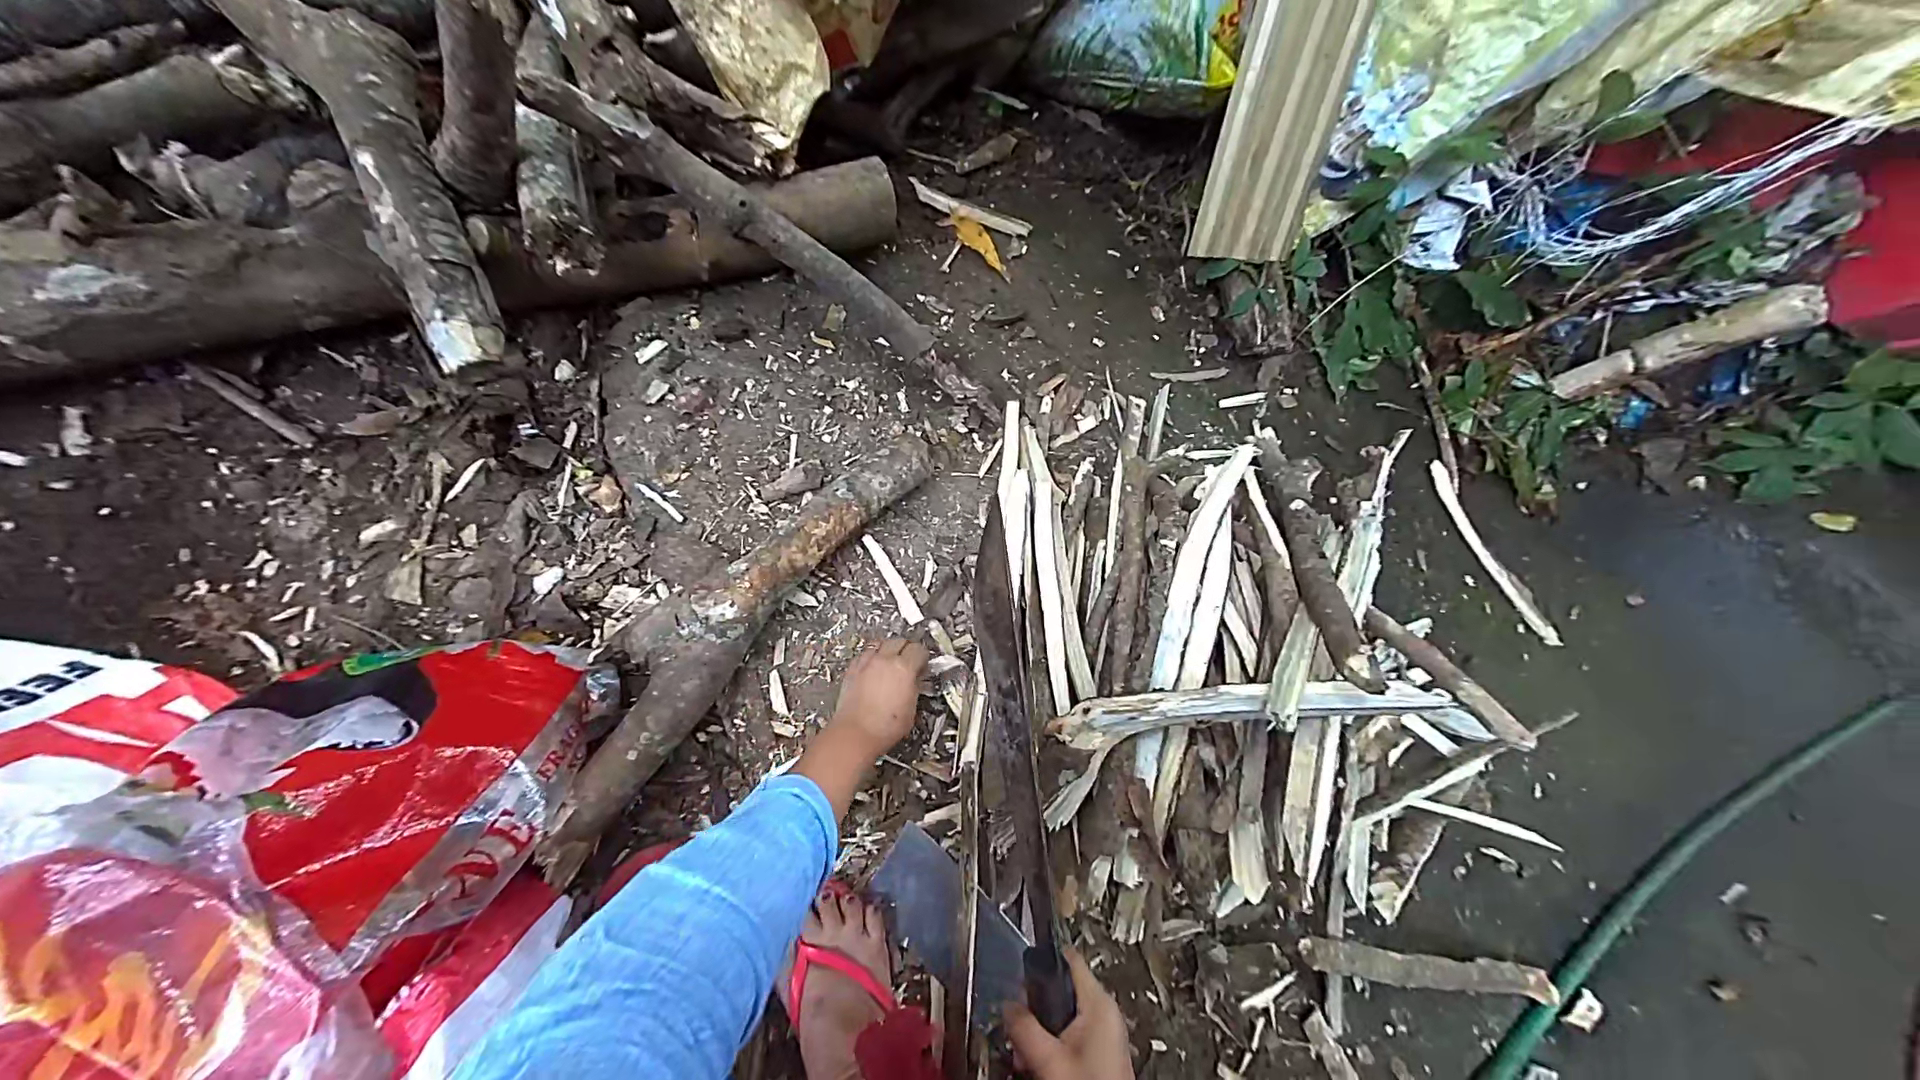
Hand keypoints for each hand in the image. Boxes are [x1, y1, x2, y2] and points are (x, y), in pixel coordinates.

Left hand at [827, 638, 928, 756]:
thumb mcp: (912, 708)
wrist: (856, 734)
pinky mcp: (852, 669)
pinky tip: (873, 666)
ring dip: (887, 649)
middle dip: (906, 649)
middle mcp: (884, 660)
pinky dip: (871, 656)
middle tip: (909, 660)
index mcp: (904, 668)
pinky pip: (864, 653)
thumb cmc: (883, 727)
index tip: (922, 664)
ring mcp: (866, 663)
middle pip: (899, 640)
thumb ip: (914, 687)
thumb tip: (915, 680)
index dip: (922, 657)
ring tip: (890, 661)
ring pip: (880, 643)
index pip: (919, 649)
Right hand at [1004, 950, 1132, 1079]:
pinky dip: (1051, 1046)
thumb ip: (1024, 1026)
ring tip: (1024, 1055)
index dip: (1042, 960)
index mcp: (1098, 1002)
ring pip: (1061, 1015)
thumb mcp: (1048, 1059)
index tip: (1021, 973)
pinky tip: (1038, 1065)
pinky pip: (1069, 1035)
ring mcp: (1103, 1033)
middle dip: (1034, 1009)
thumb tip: (1008, 1005)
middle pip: (1060, 989)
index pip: (1067, 958)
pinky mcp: (1098, 1053)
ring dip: (1038, 1032)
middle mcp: (1104, 1012)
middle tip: (1018, 1028)